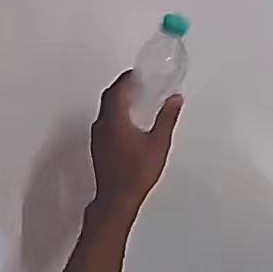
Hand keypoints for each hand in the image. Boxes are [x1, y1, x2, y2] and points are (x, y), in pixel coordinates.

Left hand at [88, 70, 183, 223]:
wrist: (117, 198)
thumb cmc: (135, 174)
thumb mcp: (159, 142)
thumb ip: (167, 117)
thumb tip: (174, 100)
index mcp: (115, 120)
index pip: (118, 89)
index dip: (127, 78)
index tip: (136, 73)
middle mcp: (102, 126)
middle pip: (109, 97)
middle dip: (122, 87)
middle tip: (135, 82)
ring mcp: (98, 137)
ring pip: (105, 110)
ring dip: (118, 100)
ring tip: (134, 98)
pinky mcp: (98, 147)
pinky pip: (105, 122)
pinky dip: (115, 113)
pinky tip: (127, 121)